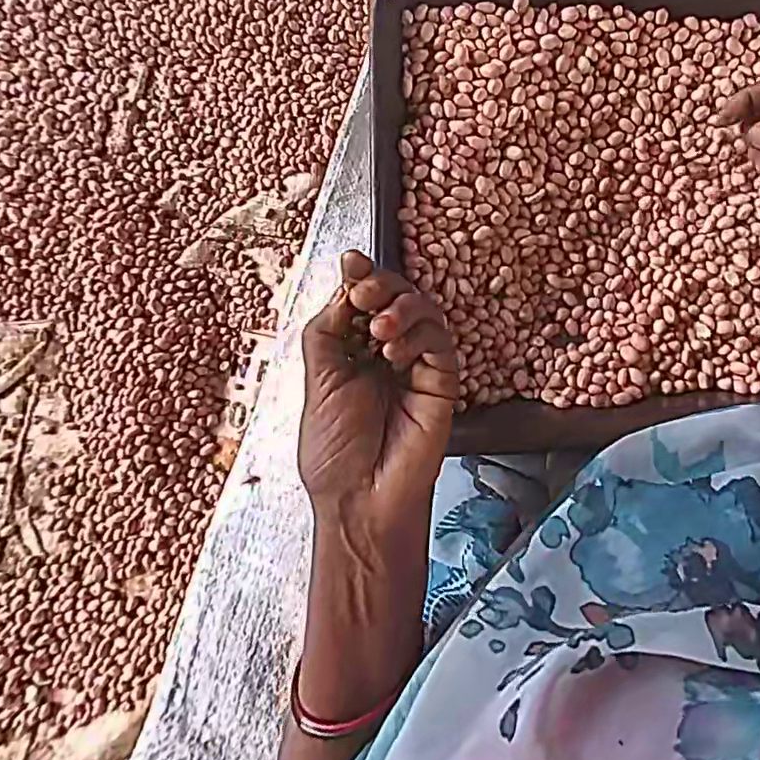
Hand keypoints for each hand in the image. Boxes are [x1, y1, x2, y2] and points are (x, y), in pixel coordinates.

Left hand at [300, 251, 459, 531]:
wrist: (357, 497)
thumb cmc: (336, 449)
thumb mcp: (318, 379)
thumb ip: (328, 329)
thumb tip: (343, 286)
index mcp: (359, 349)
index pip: (367, 301)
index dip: (362, 277)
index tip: (352, 262)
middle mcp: (389, 351)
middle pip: (398, 298)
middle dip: (382, 286)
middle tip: (366, 292)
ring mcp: (418, 365)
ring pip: (424, 312)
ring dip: (401, 309)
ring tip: (378, 329)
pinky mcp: (442, 380)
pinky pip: (439, 342)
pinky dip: (419, 337)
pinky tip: (395, 353)